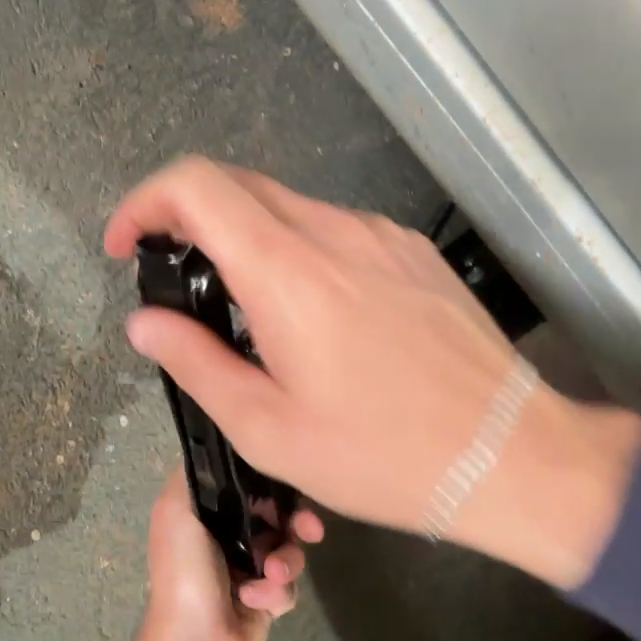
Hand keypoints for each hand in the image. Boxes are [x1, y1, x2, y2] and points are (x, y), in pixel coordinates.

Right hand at [104, 157, 640, 588]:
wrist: (514, 456)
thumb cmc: (381, 453)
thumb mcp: (267, 428)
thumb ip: (194, 362)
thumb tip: (143, 322)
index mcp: (286, 272)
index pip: (195, 186)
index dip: (145, 203)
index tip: (127, 247)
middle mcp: (331, 232)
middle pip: (234, 184)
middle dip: (183, 217)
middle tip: (169, 276)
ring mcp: (378, 235)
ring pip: (283, 206)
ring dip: (240, 237)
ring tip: (239, 310)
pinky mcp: (409, 250)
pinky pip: (331, 229)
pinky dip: (292, 251)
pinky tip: (308, 315)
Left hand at [130, 467, 324, 640]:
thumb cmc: (182, 573)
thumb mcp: (176, 513)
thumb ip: (196, 475)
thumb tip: (221, 446)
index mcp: (203, 510)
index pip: (245, 482)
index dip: (268, 481)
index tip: (288, 483)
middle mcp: (226, 533)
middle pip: (276, 513)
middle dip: (293, 522)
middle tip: (307, 530)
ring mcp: (248, 566)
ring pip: (289, 548)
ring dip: (285, 562)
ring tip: (271, 575)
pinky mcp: (265, 598)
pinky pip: (288, 585)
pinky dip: (275, 593)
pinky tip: (255, 602)